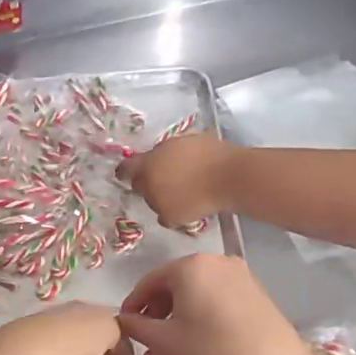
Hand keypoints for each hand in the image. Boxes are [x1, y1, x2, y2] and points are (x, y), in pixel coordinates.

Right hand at [116, 133, 242, 227]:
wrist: (231, 176)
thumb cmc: (193, 199)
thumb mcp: (169, 215)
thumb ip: (157, 208)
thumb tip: (156, 202)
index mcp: (146, 166)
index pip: (126, 168)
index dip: (124, 175)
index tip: (125, 181)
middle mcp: (161, 149)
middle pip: (149, 159)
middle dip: (151, 171)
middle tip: (158, 186)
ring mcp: (183, 141)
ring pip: (170, 154)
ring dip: (171, 165)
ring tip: (181, 181)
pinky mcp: (203, 139)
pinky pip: (189, 152)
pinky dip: (190, 162)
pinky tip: (197, 174)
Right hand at [116, 254, 320, 354]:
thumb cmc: (210, 351)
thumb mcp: (163, 341)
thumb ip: (135, 326)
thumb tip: (122, 320)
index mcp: (190, 266)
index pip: (148, 281)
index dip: (132, 306)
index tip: (125, 328)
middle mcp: (216, 261)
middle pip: (174, 285)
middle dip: (157, 313)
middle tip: (148, 342)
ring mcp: (241, 275)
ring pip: (196, 294)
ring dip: (178, 318)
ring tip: (170, 350)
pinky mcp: (256, 292)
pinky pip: (216, 299)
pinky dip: (200, 316)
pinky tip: (196, 344)